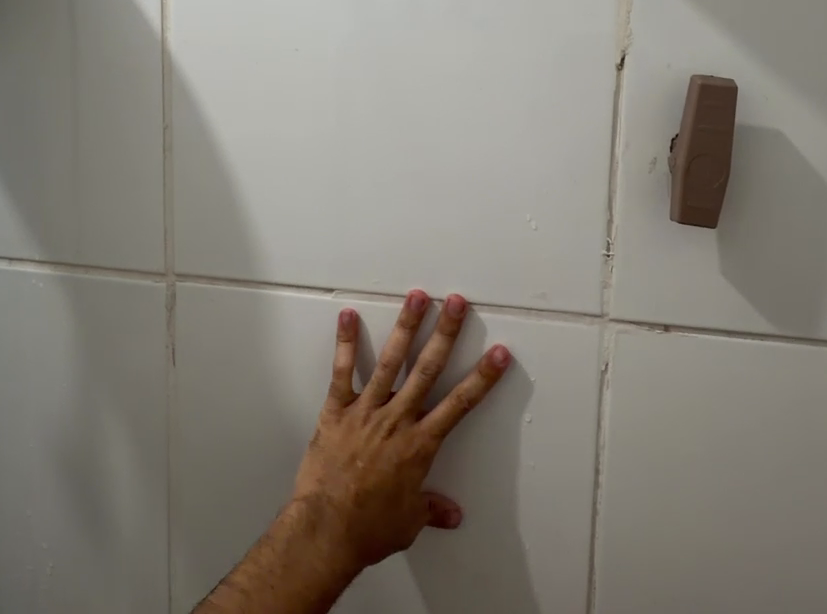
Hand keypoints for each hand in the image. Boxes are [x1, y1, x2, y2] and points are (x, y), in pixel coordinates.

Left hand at [288, 290, 511, 573]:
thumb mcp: (409, 522)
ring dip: (405, 326)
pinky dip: (344, 342)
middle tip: (457, 302)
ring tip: (417, 297)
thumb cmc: (370, 529)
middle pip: (428, 368)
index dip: (482, 377)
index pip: (460, 404)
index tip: (499, 353)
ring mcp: (366, 411)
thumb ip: (431, 509)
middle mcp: (397, 419)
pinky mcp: (336, 411)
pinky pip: (341, 371)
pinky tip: (347, 315)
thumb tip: (452, 515)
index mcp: (420, 444)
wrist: (326, 531)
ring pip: (390, 360)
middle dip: (445, 333)